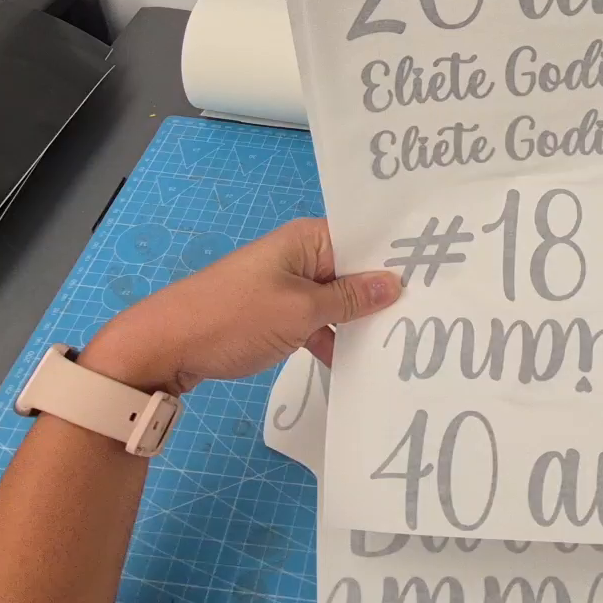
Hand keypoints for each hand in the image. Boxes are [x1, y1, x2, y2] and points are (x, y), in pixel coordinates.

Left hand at [79, 218, 399, 394]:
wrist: (166, 348)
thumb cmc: (236, 317)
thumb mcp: (301, 310)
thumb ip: (350, 298)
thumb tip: (395, 283)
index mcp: (307, 240)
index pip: (364, 239)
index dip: (396, 257)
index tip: (435, 277)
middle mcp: (300, 256)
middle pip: (352, 270)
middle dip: (381, 292)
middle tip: (425, 315)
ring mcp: (287, 285)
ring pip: (337, 298)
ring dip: (358, 320)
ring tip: (400, 341)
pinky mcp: (277, 312)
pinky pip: (317, 319)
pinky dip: (333, 337)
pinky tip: (356, 363)